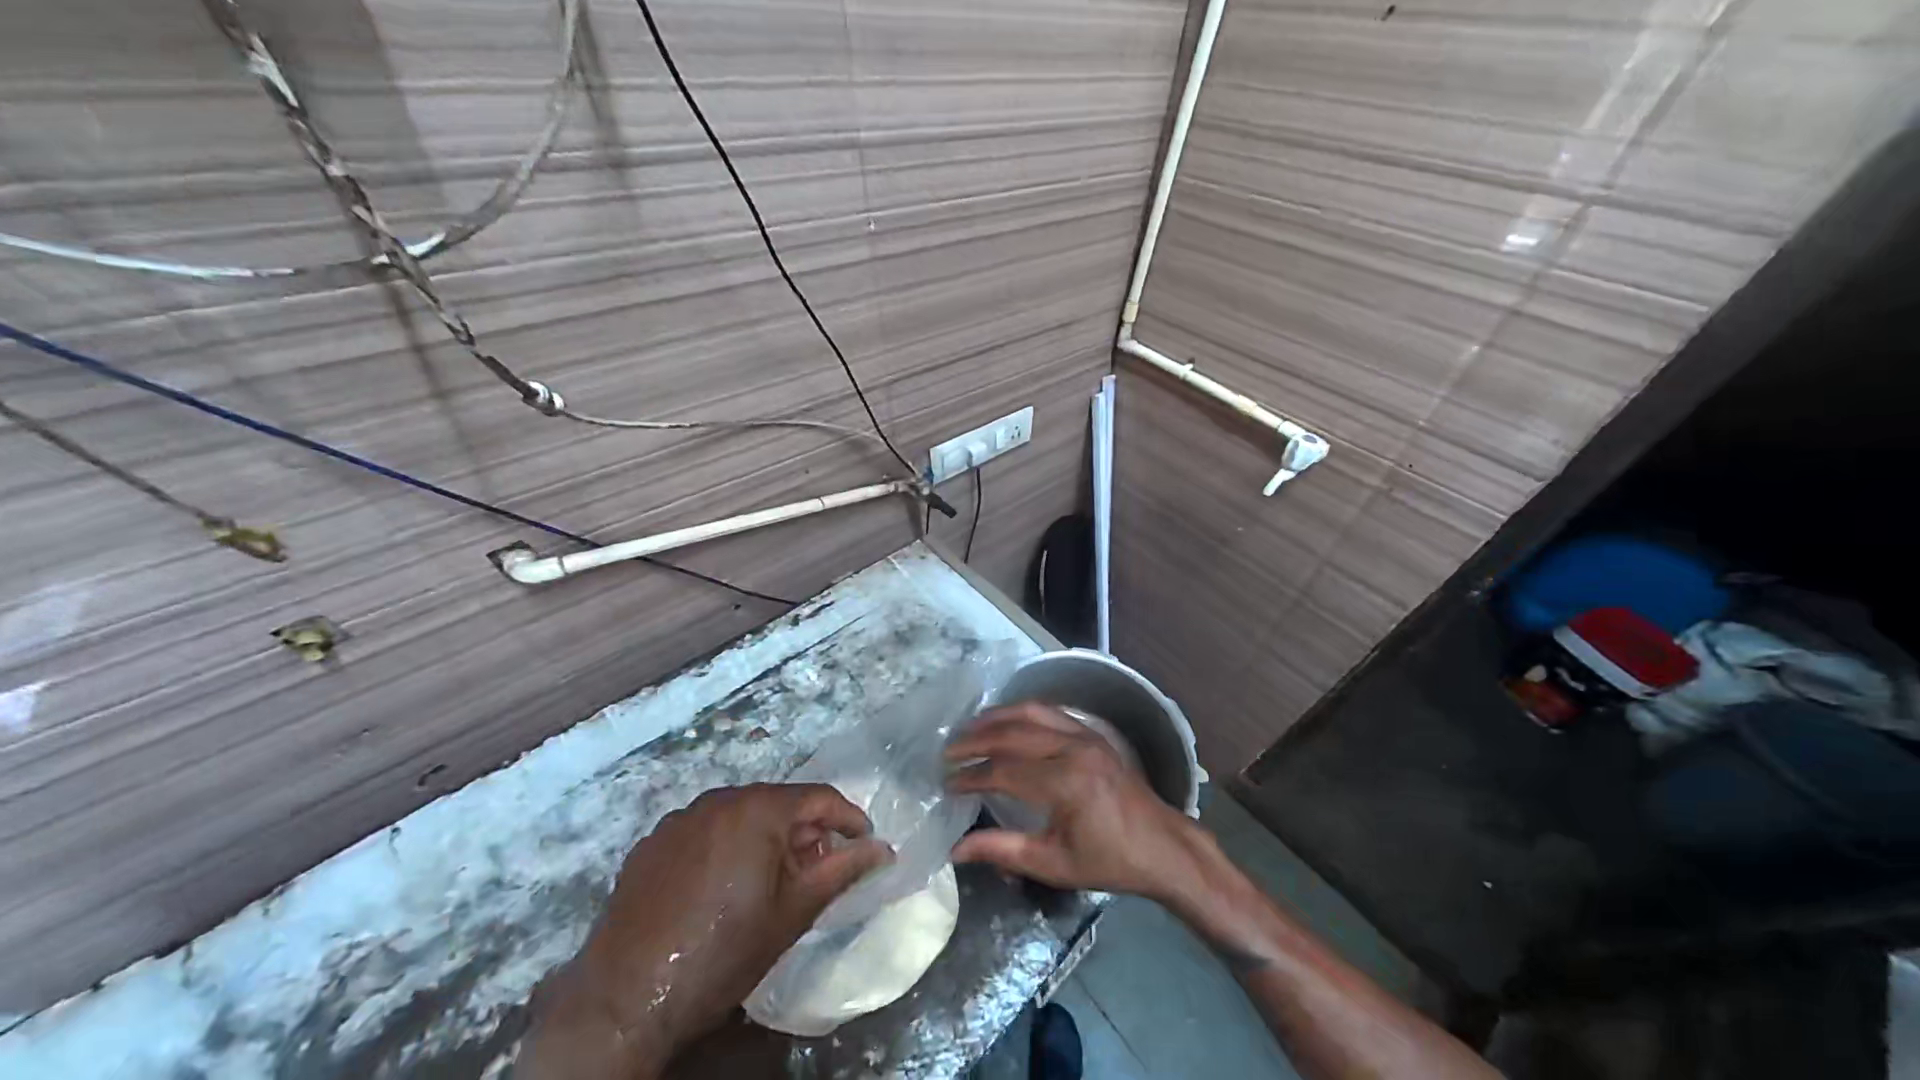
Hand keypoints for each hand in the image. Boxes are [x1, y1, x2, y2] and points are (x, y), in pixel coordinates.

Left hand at [519, 783, 891, 1079]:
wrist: (625, 999)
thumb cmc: (724, 953)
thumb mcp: (794, 913)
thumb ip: (843, 871)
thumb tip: (883, 848)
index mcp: (757, 809)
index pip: (818, 797)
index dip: (848, 819)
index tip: (864, 843)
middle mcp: (717, 800)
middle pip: (778, 804)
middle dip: (805, 832)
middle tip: (818, 870)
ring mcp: (679, 819)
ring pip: (739, 816)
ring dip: (765, 839)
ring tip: (771, 882)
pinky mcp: (651, 843)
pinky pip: (704, 832)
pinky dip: (726, 848)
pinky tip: (723, 888)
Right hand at [945, 702, 1206, 903]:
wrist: (1162, 846)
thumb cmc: (1108, 861)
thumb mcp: (1053, 864)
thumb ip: (1002, 851)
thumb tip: (955, 850)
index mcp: (1065, 783)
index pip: (1003, 771)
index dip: (971, 777)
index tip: (947, 784)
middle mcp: (1073, 749)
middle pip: (1012, 734)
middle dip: (975, 740)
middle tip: (948, 751)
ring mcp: (1086, 735)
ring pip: (1031, 712)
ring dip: (996, 718)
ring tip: (969, 728)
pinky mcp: (1093, 733)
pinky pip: (1050, 711)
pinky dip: (1022, 713)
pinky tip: (1006, 721)